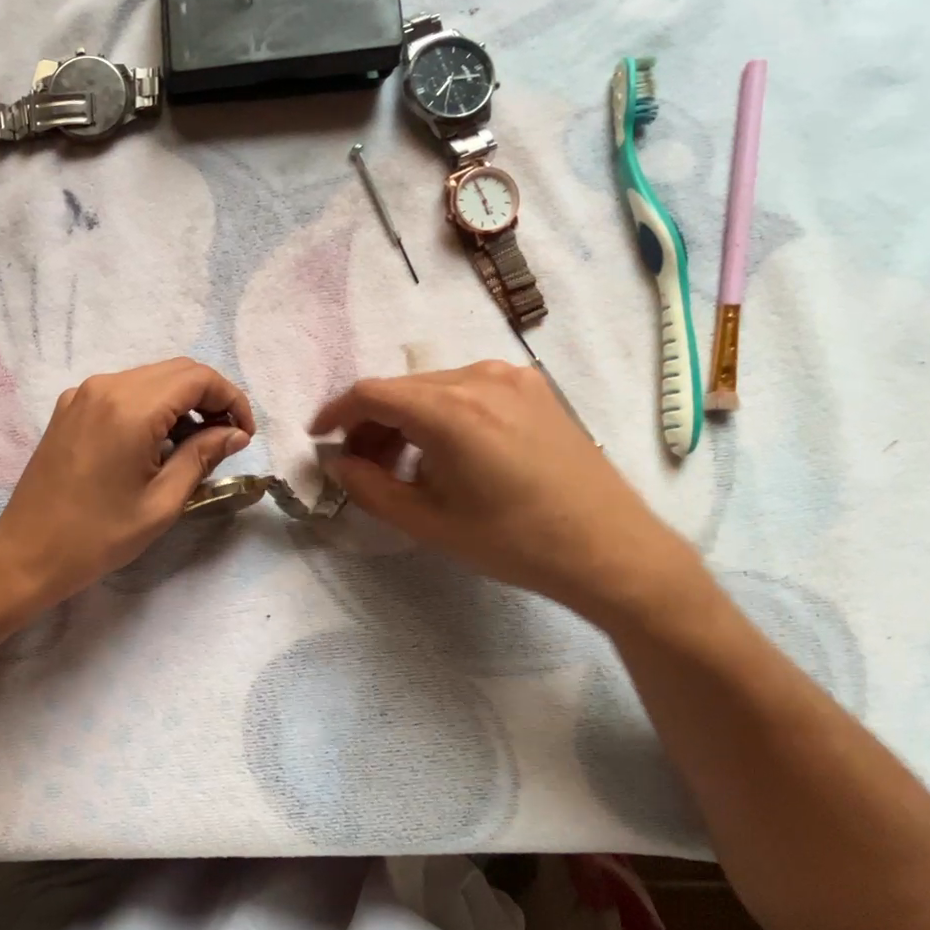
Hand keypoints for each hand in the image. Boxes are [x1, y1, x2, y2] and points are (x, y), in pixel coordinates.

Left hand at [0, 359, 252, 607]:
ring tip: (195, 447)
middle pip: (174, 371)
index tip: (245, 435)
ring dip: (180, 403)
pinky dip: (149, 408)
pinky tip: (157, 445)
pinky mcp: (68, 410)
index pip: (197, 378)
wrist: (28, 552)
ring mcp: (81, 395)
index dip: (231, 399)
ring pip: (148, 380)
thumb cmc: (98, 536)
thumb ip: (202, 456)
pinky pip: (121, 393)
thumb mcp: (162, 502)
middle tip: (227, 440)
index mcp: (130, 407)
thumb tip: (234, 433)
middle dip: (209, 398)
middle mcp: (105, 387)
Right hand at [310, 361, 697, 619]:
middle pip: (401, 389)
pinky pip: (467, 392)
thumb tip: (338, 465)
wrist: (610, 550)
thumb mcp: (426, 522)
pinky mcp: (536, 391)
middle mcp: (480, 378)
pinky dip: (439, 416)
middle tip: (360, 467)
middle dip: (370, 424)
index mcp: (450, 410)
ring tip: (401, 467)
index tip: (319, 440)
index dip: (335, 414)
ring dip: (404, 421)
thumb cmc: (512, 541)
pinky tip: (444, 456)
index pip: (370, 394)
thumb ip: (369, 488)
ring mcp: (513, 380)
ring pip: (433, 389)